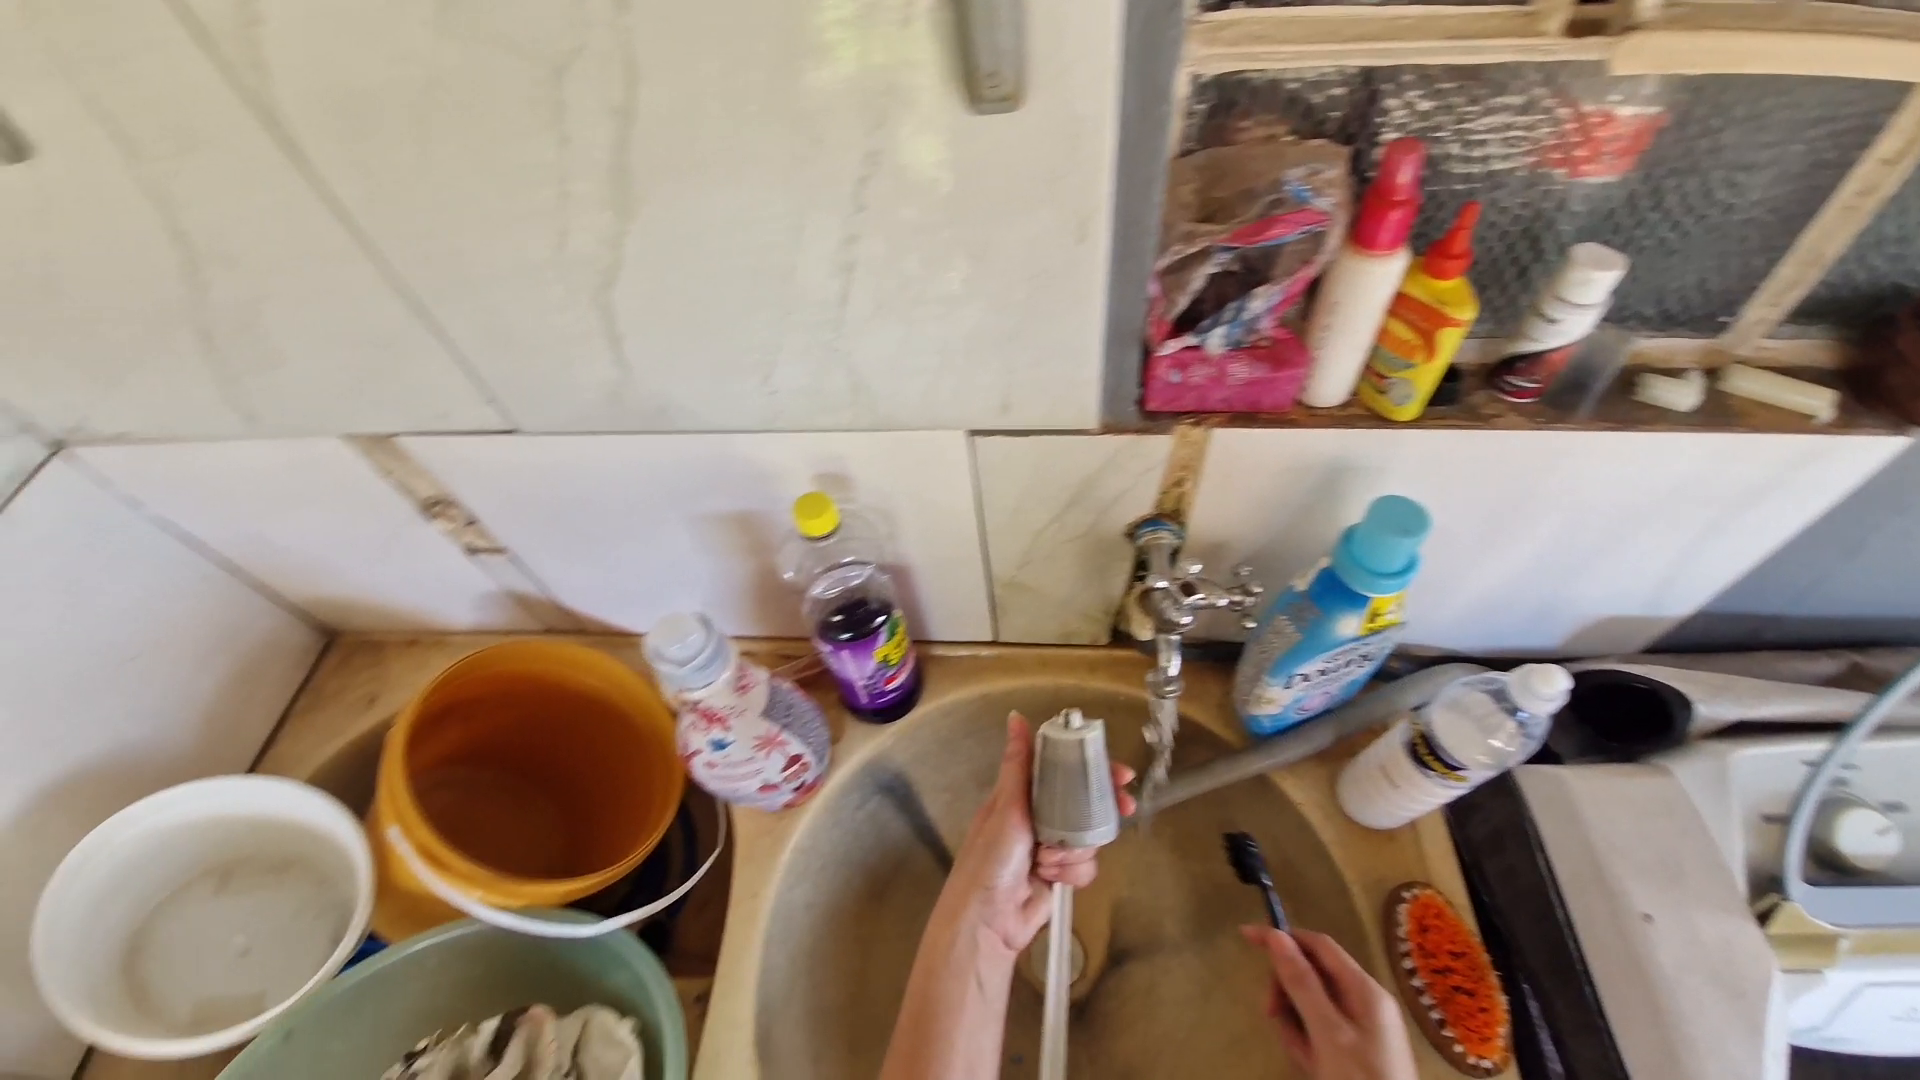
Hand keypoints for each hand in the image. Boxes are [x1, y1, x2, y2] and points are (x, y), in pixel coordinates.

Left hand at [944, 712, 1136, 955]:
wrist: (987, 920)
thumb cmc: (991, 857)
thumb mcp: (1006, 806)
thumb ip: (1018, 764)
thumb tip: (1016, 716)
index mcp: (1022, 796)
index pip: (1063, 772)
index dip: (1091, 768)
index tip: (1119, 772)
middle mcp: (1039, 817)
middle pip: (1083, 803)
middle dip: (1100, 809)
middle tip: (1123, 807)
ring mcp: (1052, 847)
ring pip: (1088, 836)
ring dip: (1075, 849)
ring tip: (1049, 860)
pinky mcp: (1061, 875)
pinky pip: (1085, 865)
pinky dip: (1073, 872)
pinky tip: (1053, 879)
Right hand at [1240, 925, 1418, 1079]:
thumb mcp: (1327, 1033)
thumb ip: (1302, 983)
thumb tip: (1276, 935)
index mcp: (1364, 990)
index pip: (1317, 944)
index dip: (1282, 936)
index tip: (1246, 938)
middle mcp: (1366, 1002)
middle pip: (1313, 975)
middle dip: (1288, 991)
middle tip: (1271, 1015)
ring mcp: (1364, 1027)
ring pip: (1314, 1005)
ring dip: (1297, 1025)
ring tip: (1302, 1056)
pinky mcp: (1359, 1050)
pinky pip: (1322, 1030)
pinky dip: (1309, 1043)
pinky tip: (1311, 1065)